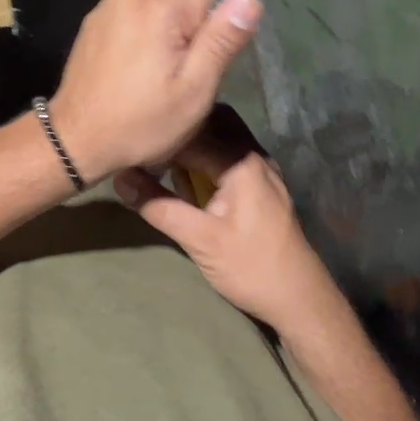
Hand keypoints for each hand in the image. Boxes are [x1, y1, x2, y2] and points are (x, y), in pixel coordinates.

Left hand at [47, 0, 262, 181]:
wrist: (75, 139)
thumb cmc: (142, 122)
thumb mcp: (195, 89)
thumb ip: (222, 40)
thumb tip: (249, 0)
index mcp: (158, 7)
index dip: (219, 21)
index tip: (206, 58)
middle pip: (183, 0)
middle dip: (190, 32)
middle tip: (179, 78)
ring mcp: (106, 8)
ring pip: (158, 11)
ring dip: (165, 37)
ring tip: (153, 80)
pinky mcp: (91, 24)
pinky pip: (133, 20)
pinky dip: (140, 40)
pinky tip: (130, 74)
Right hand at [114, 115, 340, 329]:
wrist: (300, 300)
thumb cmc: (250, 268)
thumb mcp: (199, 239)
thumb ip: (158, 205)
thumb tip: (119, 177)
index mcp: (241, 161)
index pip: (192, 130)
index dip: (159, 134)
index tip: (131, 140)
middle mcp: (255, 154)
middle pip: (211, 120)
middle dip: (178, 128)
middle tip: (147, 143)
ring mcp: (262, 168)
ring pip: (222, 134)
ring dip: (193, 140)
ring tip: (163, 157)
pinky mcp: (263, 184)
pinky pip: (230, 153)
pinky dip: (207, 155)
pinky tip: (190, 177)